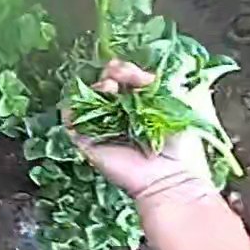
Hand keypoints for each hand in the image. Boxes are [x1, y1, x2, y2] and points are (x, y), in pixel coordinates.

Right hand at [67, 60, 222, 210]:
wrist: (169, 178)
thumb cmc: (179, 149)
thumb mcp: (177, 108)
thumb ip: (162, 88)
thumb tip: (145, 74)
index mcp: (136, 106)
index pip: (124, 79)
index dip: (128, 70)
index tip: (141, 76)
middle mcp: (116, 115)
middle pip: (105, 82)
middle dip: (113, 72)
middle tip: (122, 74)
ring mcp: (100, 127)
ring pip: (87, 95)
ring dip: (97, 85)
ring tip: (111, 86)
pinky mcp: (86, 141)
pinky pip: (70, 118)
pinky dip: (75, 104)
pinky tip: (94, 102)